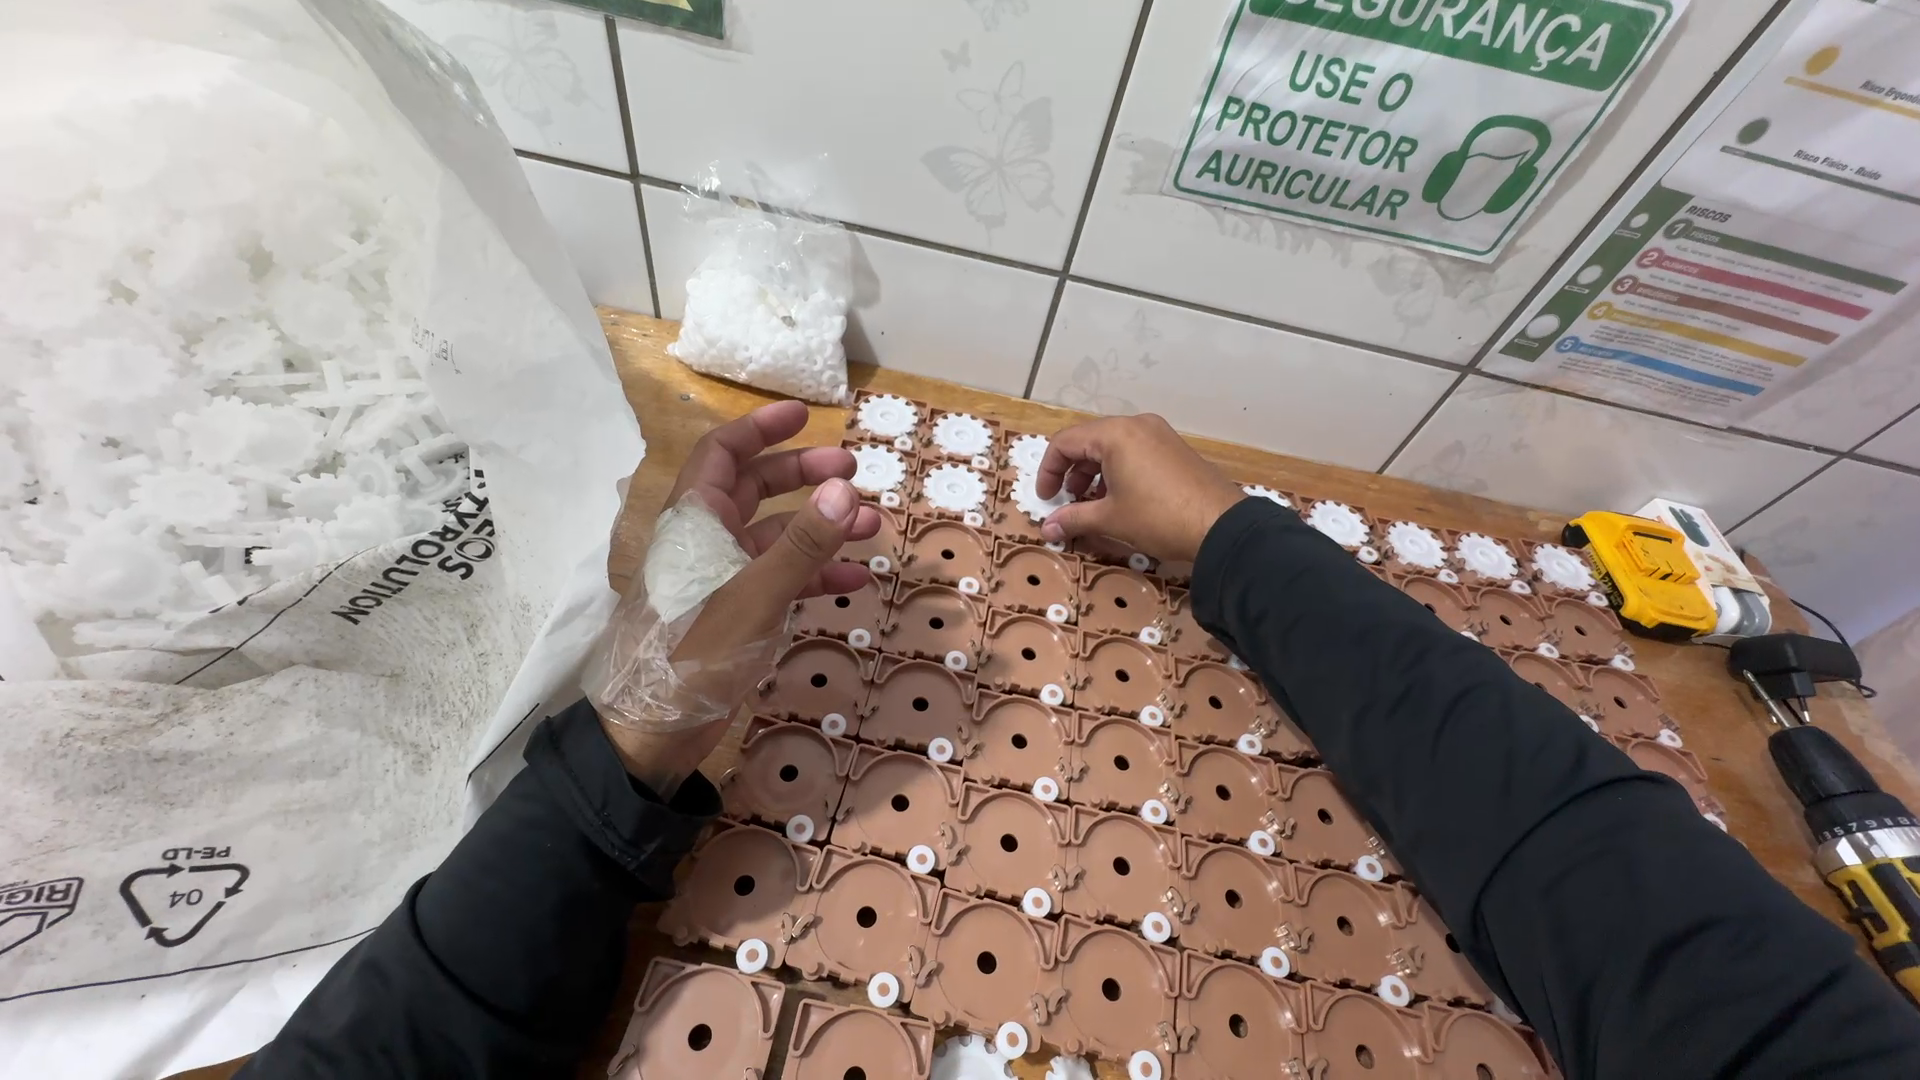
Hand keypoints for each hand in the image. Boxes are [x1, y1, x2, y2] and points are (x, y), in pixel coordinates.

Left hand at [590, 401, 879, 792]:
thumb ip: (802, 542)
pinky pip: (782, 578)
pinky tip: (853, 581)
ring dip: (821, 527)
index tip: (806, 414)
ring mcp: (724, 576)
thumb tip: (846, 489)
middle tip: (852, 471)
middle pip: (756, 487)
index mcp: (696, 520)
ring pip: (776, 534)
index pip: (724, 452)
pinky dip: (816, 575)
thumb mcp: (755, 593)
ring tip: (870, 526)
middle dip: (804, 474)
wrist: (656, 730)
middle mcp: (708, 539)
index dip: (762, 428)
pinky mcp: (738, 610)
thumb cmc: (695, 651)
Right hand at [1035, 413, 1244, 563]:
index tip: (1046, 498)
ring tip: (1091, 503)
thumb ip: (1074, 518)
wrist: (1221, 526)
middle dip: (1071, 471)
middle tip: (1067, 501)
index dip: (1049, 470)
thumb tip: (1047, 528)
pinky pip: (1134, 451)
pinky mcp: (1174, 448)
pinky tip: (1119, 498)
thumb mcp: (1110, 519)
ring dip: (1093, 472)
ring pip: (1111, 446)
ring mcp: (1158, 434)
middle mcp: (1136, 425)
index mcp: (1115, 434)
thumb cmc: (1158, 518)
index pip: (1065, 442)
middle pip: (1088, 440)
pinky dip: (1117, 470)